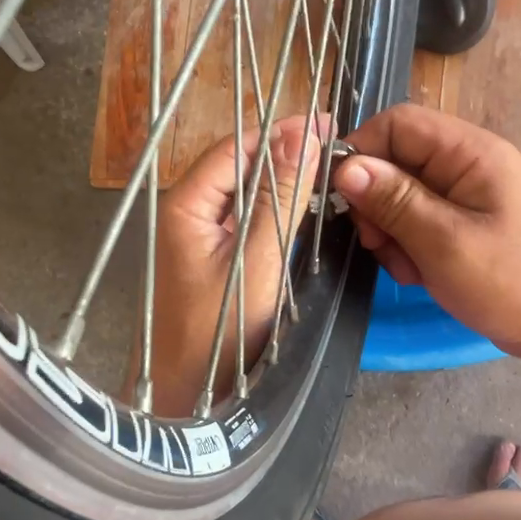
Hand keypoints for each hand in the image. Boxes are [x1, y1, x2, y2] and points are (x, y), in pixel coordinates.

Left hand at [139, 116, 328, 416]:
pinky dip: (271, 213)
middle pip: (237, 167)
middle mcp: (184, 213)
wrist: (184, 395)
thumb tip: (303, 133)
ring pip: (242, 195)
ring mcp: (195, 238)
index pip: (235, 147)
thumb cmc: (217, 331)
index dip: (281, 132)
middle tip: (336, 149)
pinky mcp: (208, 261)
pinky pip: (242, 222)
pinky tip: (301, 213)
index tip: (328, 124)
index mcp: (185, 204)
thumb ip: (280, 198)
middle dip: (283, 154)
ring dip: (280, 184)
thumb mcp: (257, 262)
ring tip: (327, 174)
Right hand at [336, 104, 520, 363]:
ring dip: (391, 232)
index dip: (361, 153)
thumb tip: (345, 167)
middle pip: (396, 161)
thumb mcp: (444, 242)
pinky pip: (422, 221)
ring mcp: (470, 194)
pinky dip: (410, 246)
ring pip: (403, 196)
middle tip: (379, 247)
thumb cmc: (514, 283)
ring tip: (407, 270)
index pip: (397, 124)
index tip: (342, 200)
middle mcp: (469, 163)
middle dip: (376, 204)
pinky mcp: (469, 223)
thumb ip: (394, 201)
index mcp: (470, 152)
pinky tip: (420, 274)